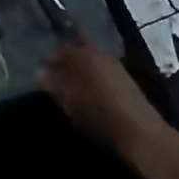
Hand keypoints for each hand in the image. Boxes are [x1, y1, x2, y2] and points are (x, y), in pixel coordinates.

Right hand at [38, 40, 167, 148]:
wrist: (138, 129)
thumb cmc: (99, 113)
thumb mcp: (70, 101)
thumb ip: (54, 84)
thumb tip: (40, 72)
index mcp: (87, 55)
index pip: (64, 49)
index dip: (52, 57)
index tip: (43, 69)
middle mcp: (103, 55)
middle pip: (81, 51)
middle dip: (67, 61)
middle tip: (55, 77)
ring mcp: (117, 67)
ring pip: (93, 61)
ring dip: (80, 70)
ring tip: (70, 87)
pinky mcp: (126, 80)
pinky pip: (102, 72)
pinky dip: (92, 78)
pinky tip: (89, 93)